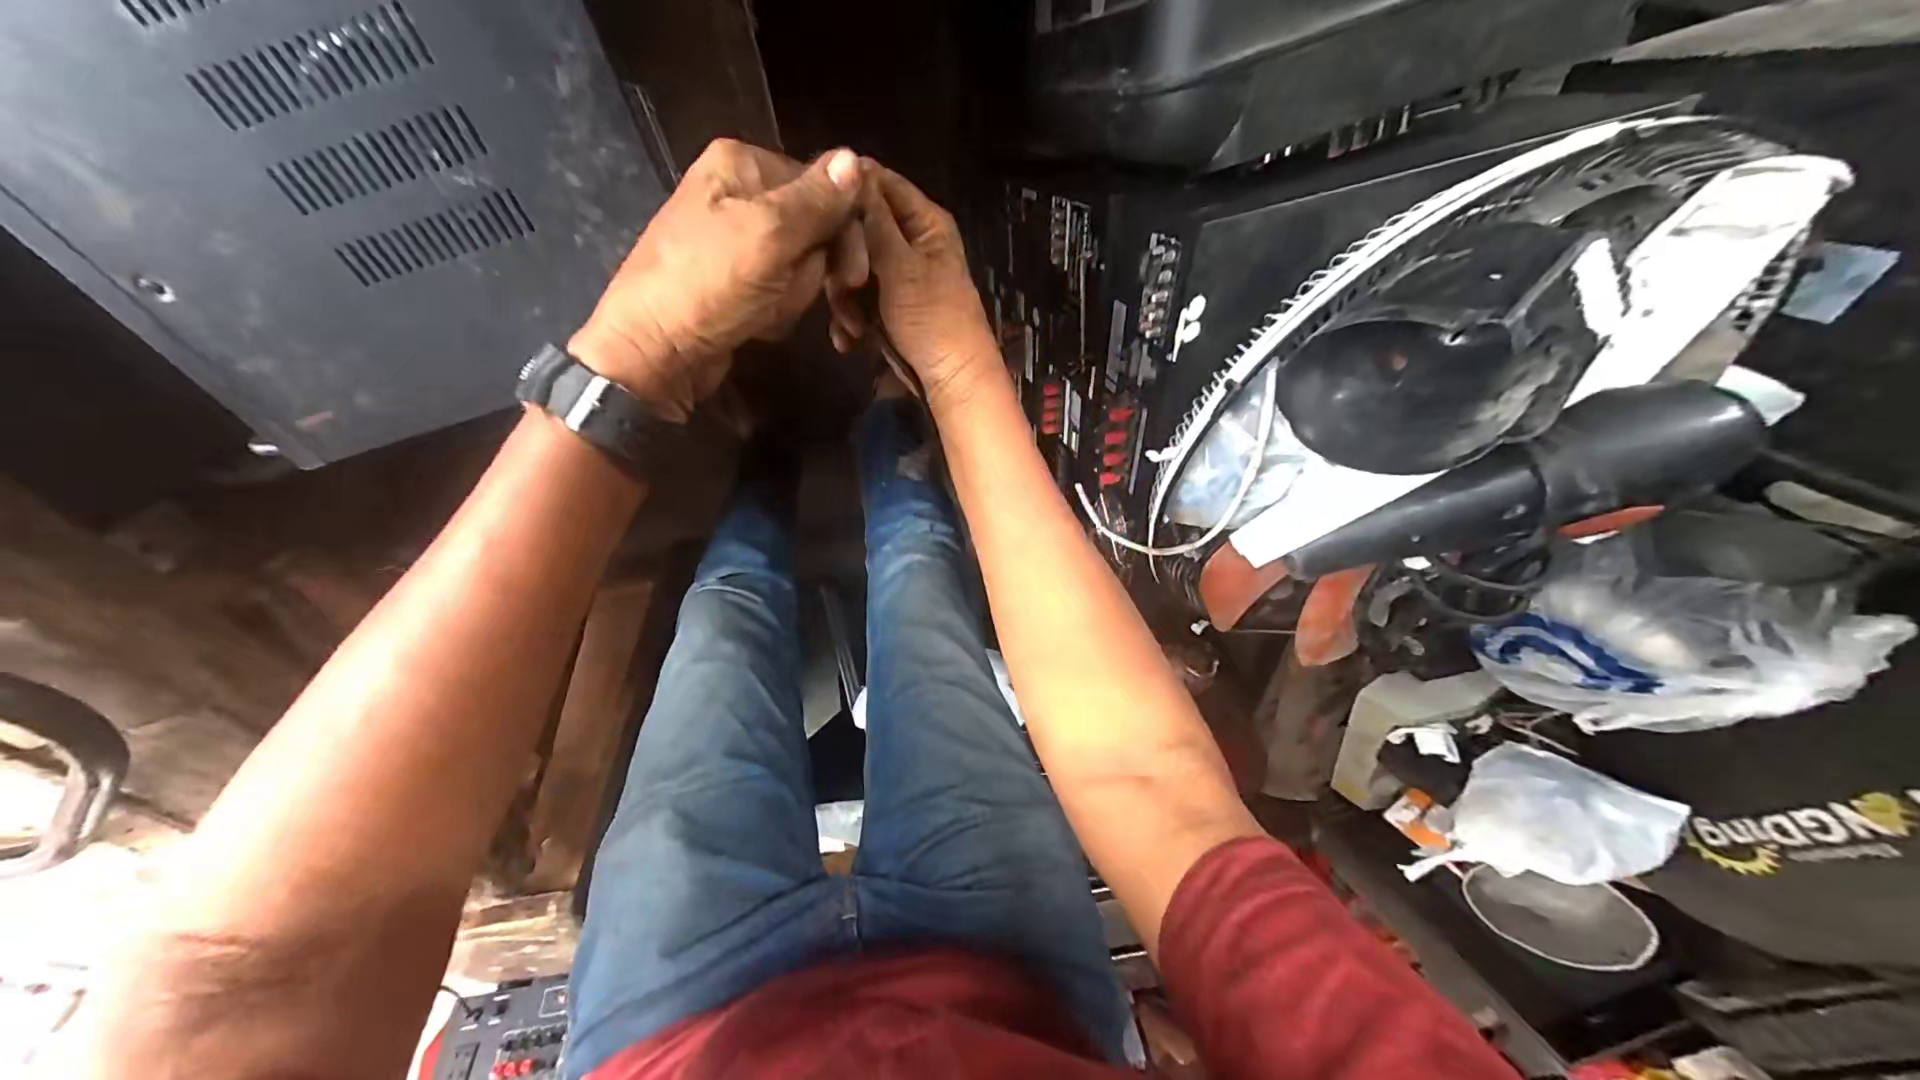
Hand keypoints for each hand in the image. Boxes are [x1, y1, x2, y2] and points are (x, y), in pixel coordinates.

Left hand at [569, 139, 867, 419]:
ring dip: (792, 297)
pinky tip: (757, 323)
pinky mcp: (740, 280)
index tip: (851, 275)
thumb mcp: (770, 236)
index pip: (824, 187)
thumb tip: (856, 158)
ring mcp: (739, 240)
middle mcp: (741, 193)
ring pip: (803, 267)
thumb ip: (817, 200)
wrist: (658, 352)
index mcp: (743, 164)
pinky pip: (782, 290)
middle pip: (816, 229)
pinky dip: (777, 311)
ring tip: (762, 312)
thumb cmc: (709, 286)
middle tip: (788, 295)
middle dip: (811, 272)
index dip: (842, 233)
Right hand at [853, 161, 1000, 403]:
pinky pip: (855, 299)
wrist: (949, 380)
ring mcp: (895, 276)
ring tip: (852, 325)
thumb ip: (875, 221)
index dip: (848, 192)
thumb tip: (853, 167)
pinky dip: (850, 320)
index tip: (817, 207)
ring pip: (851, 268)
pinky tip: (850, 338)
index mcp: (925, 222)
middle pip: (858, 229)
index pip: (880, 183)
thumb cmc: (934, 320)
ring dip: (844, 299)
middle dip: (844, 264)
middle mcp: (909, 242)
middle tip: (843, 289)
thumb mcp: (902, 267)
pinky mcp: (884, 306)